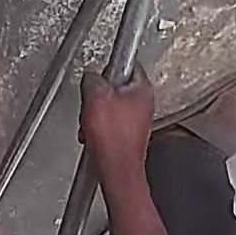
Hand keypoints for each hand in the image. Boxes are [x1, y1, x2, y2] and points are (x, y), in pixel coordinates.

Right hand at [80, 66, 155, 185]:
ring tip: (91, 120)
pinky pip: (109, 121)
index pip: (129, 64)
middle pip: (116, 86)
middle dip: (100, 93)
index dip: (111, 66)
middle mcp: (144, 103)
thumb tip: (91, 77)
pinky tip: (92, 132)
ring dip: (97, 111)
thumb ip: (93, 79)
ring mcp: (136, 120)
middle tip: (93, 101)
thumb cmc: (113, 139)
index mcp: (143, 89)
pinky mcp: (127, 134)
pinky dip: (99, 125)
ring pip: (110, 105)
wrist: (116, 171)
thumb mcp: (96, 97)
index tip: (101, 70)